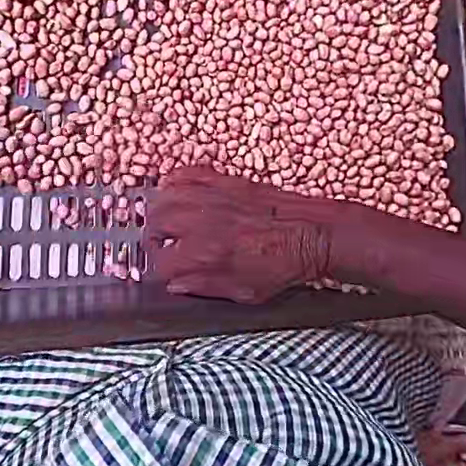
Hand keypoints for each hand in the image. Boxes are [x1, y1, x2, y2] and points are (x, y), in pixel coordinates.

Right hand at [144, 165, 345, 303]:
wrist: (313, 234)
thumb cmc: (285, 265)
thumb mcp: (246, 292)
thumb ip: (205, 288)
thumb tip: (176, 286)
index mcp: (206, 255)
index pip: (160, 263)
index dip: (159, 270)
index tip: (165, 271)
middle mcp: (202, 223)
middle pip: (154, 225)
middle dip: (152, 238)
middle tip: (160, 244)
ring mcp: (212, 198)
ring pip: (164, 197)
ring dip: (159, 210)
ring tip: (165, 220)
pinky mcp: (224, 180)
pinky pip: (188, 173)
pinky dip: (177, 181)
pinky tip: (178, 191)